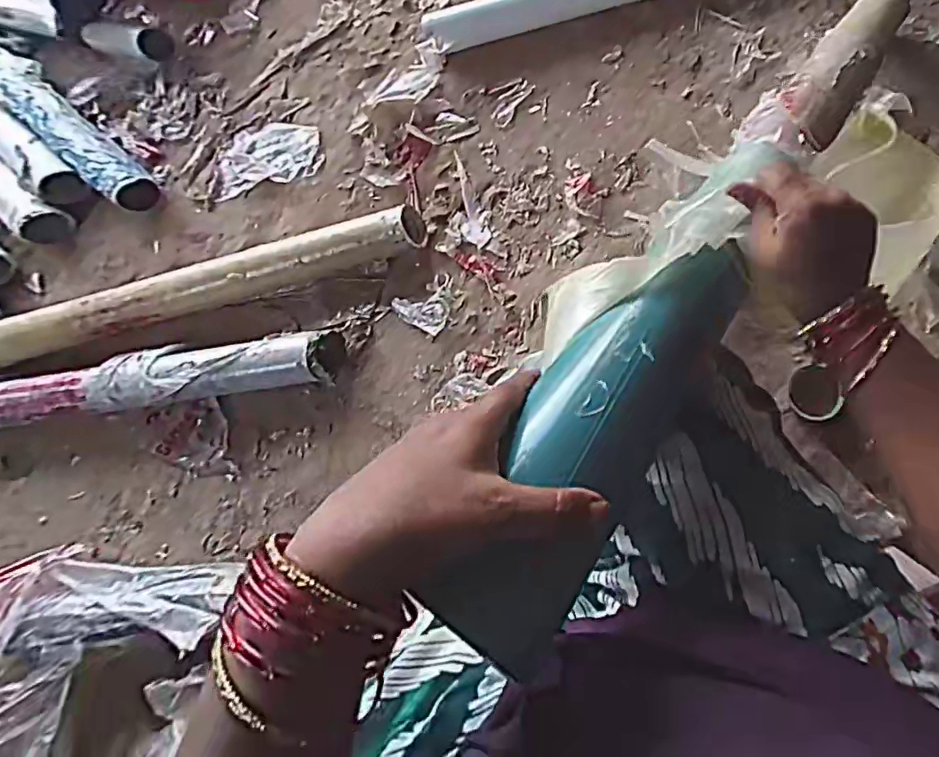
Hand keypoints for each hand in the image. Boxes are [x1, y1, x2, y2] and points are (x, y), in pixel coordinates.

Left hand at [285, 371, 607, 605]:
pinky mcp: (393, 478)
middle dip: (518, 424)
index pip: (512, 387)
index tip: (558, 384)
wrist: (336, 557)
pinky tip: (465, 509)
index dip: (537, 381)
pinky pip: (440, 466)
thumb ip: (550, 510)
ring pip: (463, 441)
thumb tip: (602, 506)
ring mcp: (413, 451)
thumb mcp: (496, 515)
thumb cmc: (423, 518)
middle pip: (489, 414)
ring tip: (510, 481)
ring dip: (488, 452)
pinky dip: (462, 475)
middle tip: (545, 444)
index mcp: (471, 421)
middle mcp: (442, 426)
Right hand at [728, 161, 877, 323]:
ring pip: (820, 186)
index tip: (758, 199)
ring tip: (803, 227)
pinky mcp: (866, 214)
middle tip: (780, 218)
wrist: (838, 309)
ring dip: (808, 199)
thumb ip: (756, 209)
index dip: (763, 182)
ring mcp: (853, 204)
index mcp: (804, 204)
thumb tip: (741, 186)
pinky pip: (838, 199)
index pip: (777, 169)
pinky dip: (827, 208)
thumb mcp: (763, 249)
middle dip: (786, 191)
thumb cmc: (792, 284)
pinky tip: (823, 232)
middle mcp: (832, 196)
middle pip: (800, 176)